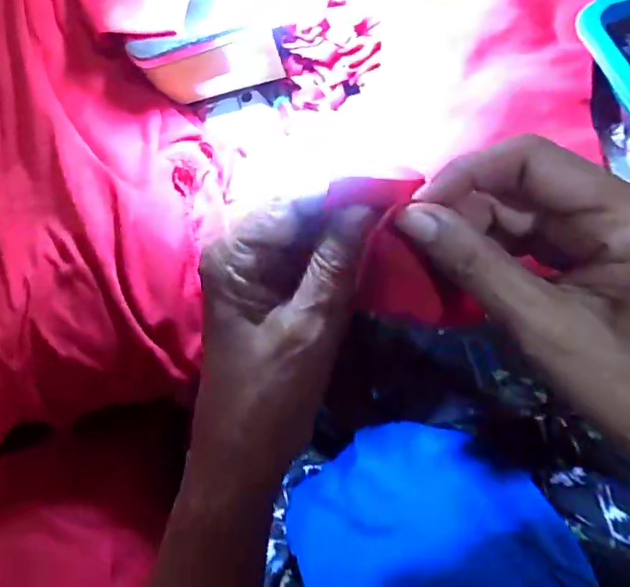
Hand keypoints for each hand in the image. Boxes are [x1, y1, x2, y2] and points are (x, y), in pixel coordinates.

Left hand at [191, 197, 378, 486]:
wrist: (241, 453)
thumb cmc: (270, 395)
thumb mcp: (310, 327)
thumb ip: (335, 262)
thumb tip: (365, 204)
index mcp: (234, 250)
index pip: (290, 201)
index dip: (339, 187)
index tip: (389, 177)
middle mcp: (235, 246)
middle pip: (293, 208)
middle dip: (342, 199)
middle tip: (396, 188)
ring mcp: (248, 264)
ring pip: (299, 228)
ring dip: (340, 219)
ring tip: (390, 205)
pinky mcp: (264, 283)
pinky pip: (299, 252)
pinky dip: (330, 246)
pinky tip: (366, 238)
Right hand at [392, 135, 629, 477]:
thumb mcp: (543, 327)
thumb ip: (474, 264)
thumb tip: (408, 215)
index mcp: (629, 215)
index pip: (531, 160)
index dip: (467, 173)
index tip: (419, 208)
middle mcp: (621, 207)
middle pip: (520, 179)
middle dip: (464, 203)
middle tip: (418, 235)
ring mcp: (607, 227)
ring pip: (516, 202)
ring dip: (470, 224)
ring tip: (432, 251)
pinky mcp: (591, 248)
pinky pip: (525, 228)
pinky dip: (488, 243)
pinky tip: (461, 262)